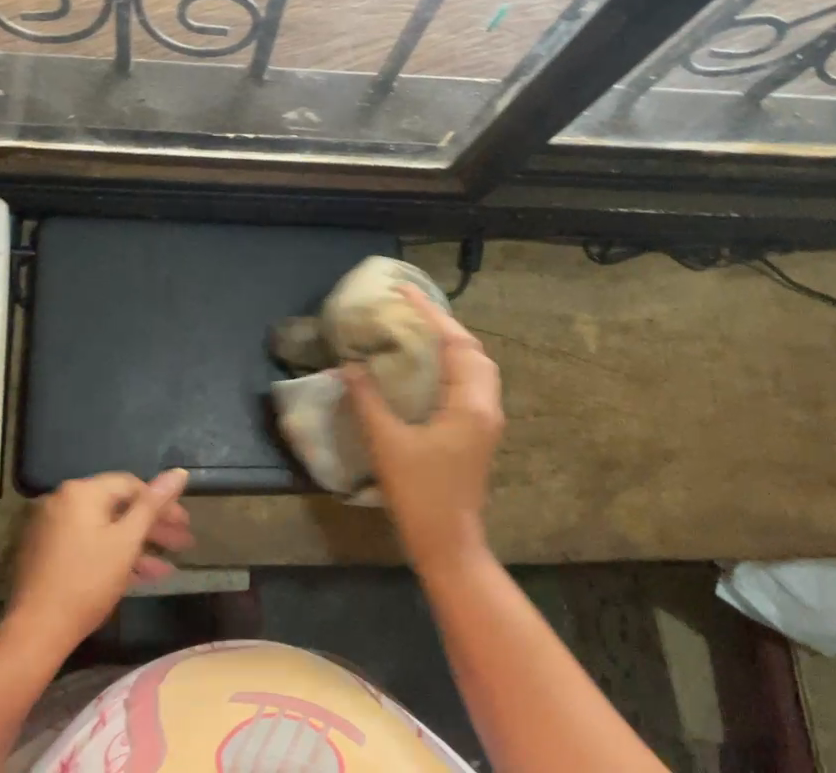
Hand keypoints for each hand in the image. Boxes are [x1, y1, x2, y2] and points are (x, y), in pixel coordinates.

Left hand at [5, 469, 193, 652]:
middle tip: (183, 545)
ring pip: (104, 529)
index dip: (162, 503)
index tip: (185, 524)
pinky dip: (111, 555)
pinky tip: (137, 577)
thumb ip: (153, 505)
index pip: (131, 485)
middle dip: (152, 527)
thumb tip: (179, 472)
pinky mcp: (45, 551)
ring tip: (165, 570)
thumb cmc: (87, 582)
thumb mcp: (126, 542)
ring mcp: (51, 526)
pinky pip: (87, 543)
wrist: (36, 630)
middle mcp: (62, 501)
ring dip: (136, 546)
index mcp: (81, 492)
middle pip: (117, 507)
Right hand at [345, 285, 503, 570]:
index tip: (403, 291)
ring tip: (415, 332)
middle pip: (472, 351)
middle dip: (443, 325)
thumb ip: (368, 400)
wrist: (448, 544)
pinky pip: (468, 384)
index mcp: (471, 404)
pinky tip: (423, 369)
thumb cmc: (420, 493)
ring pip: (474, 368)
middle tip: (408, 310)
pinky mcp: (476, 434)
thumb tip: (349, 364)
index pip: (455, 343)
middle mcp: (486, 406)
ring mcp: (485, 422)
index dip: (429, 314)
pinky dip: (449, 366)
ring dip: (449, 345)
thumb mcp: (387, 443)